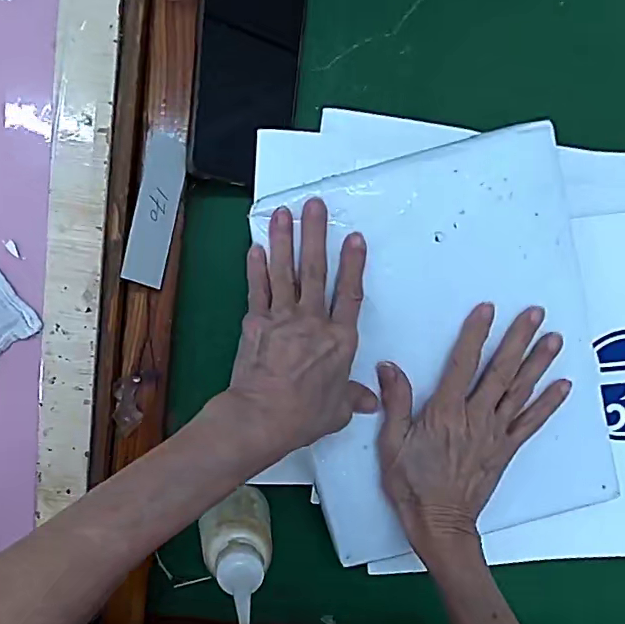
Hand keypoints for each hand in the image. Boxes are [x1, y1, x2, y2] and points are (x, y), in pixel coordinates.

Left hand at [217, 197, 376, 462]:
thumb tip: (369, 400)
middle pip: (316, 271)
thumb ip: (352, 397)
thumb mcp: (337, 410)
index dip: (353, 264)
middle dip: (315, 235)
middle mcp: (312, 322)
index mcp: (339, 340)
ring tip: (283, 214)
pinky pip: (257, 290)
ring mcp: (282, 319)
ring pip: (285, 272)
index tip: (353, 238)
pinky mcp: (256, 323)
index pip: (350, 294)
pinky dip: (256, 269)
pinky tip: (255, 248)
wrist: (261, 417)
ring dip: (284, 240)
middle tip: (314, 206)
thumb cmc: (303, 416)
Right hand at [376, 303, 571, 559]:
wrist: (439, 522)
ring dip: (538, 363)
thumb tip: (390, 367)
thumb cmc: (411, 485)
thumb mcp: (391, 442)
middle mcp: (475, 418)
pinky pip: (531, 423)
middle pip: (501, 371)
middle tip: (534, 313)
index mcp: (445, 413)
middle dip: (518, 339)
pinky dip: (548, 404)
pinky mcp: (505, 450)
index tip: (487, 310)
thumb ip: (395, 402)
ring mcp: (494, 434)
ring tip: (553, 338)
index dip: (475, 334)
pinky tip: (562, 386)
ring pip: (520, 391)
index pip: (463, 364)